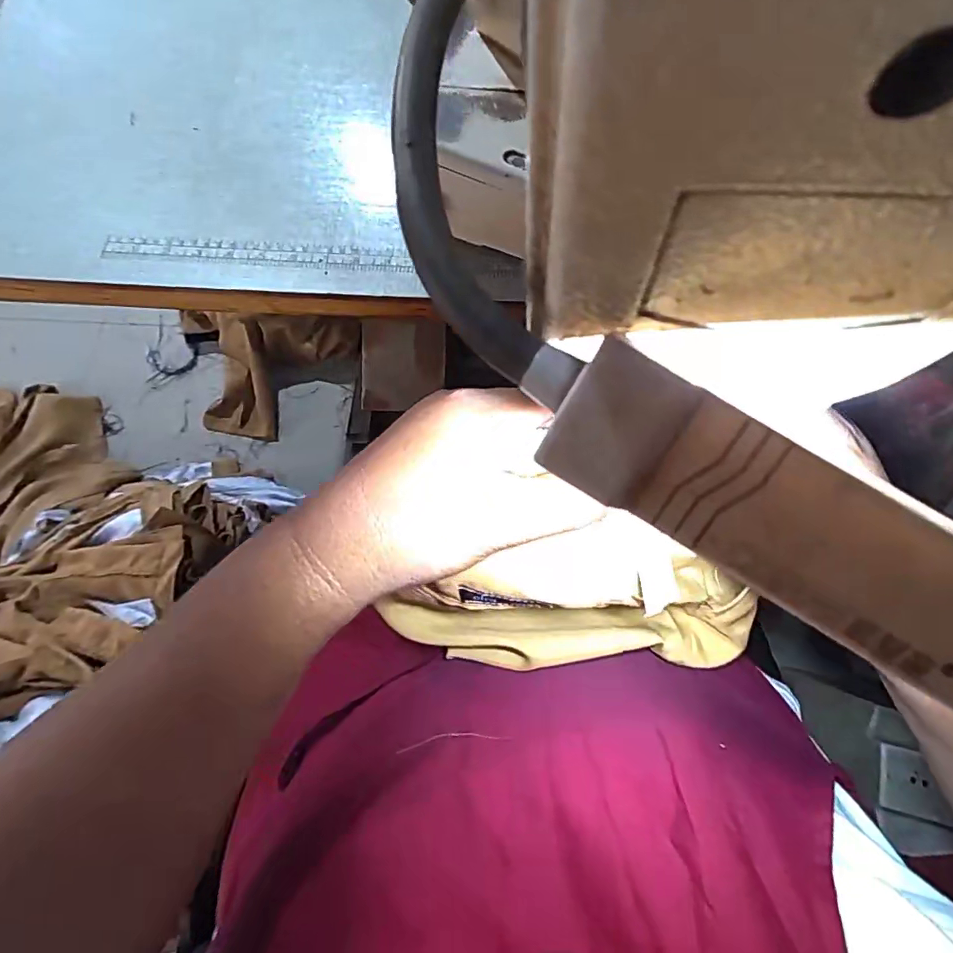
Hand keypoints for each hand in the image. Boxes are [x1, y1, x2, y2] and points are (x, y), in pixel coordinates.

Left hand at [280, 389, 606, 602]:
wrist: (331, 553)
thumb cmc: (415, 535)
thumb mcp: (498, 526)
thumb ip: (561, 508)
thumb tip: (611, 496)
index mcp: (476, 410)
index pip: (552, 400)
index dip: (588, 418)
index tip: (621, 440)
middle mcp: (455, 400)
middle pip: (529, 407)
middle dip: (564, 433)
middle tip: (603, 459)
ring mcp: (434, 416)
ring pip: (505, 420)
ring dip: (534, 443)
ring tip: (570, 469)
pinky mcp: (422, 436)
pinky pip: (481, 431)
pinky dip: (506, 449)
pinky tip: (517, 475)